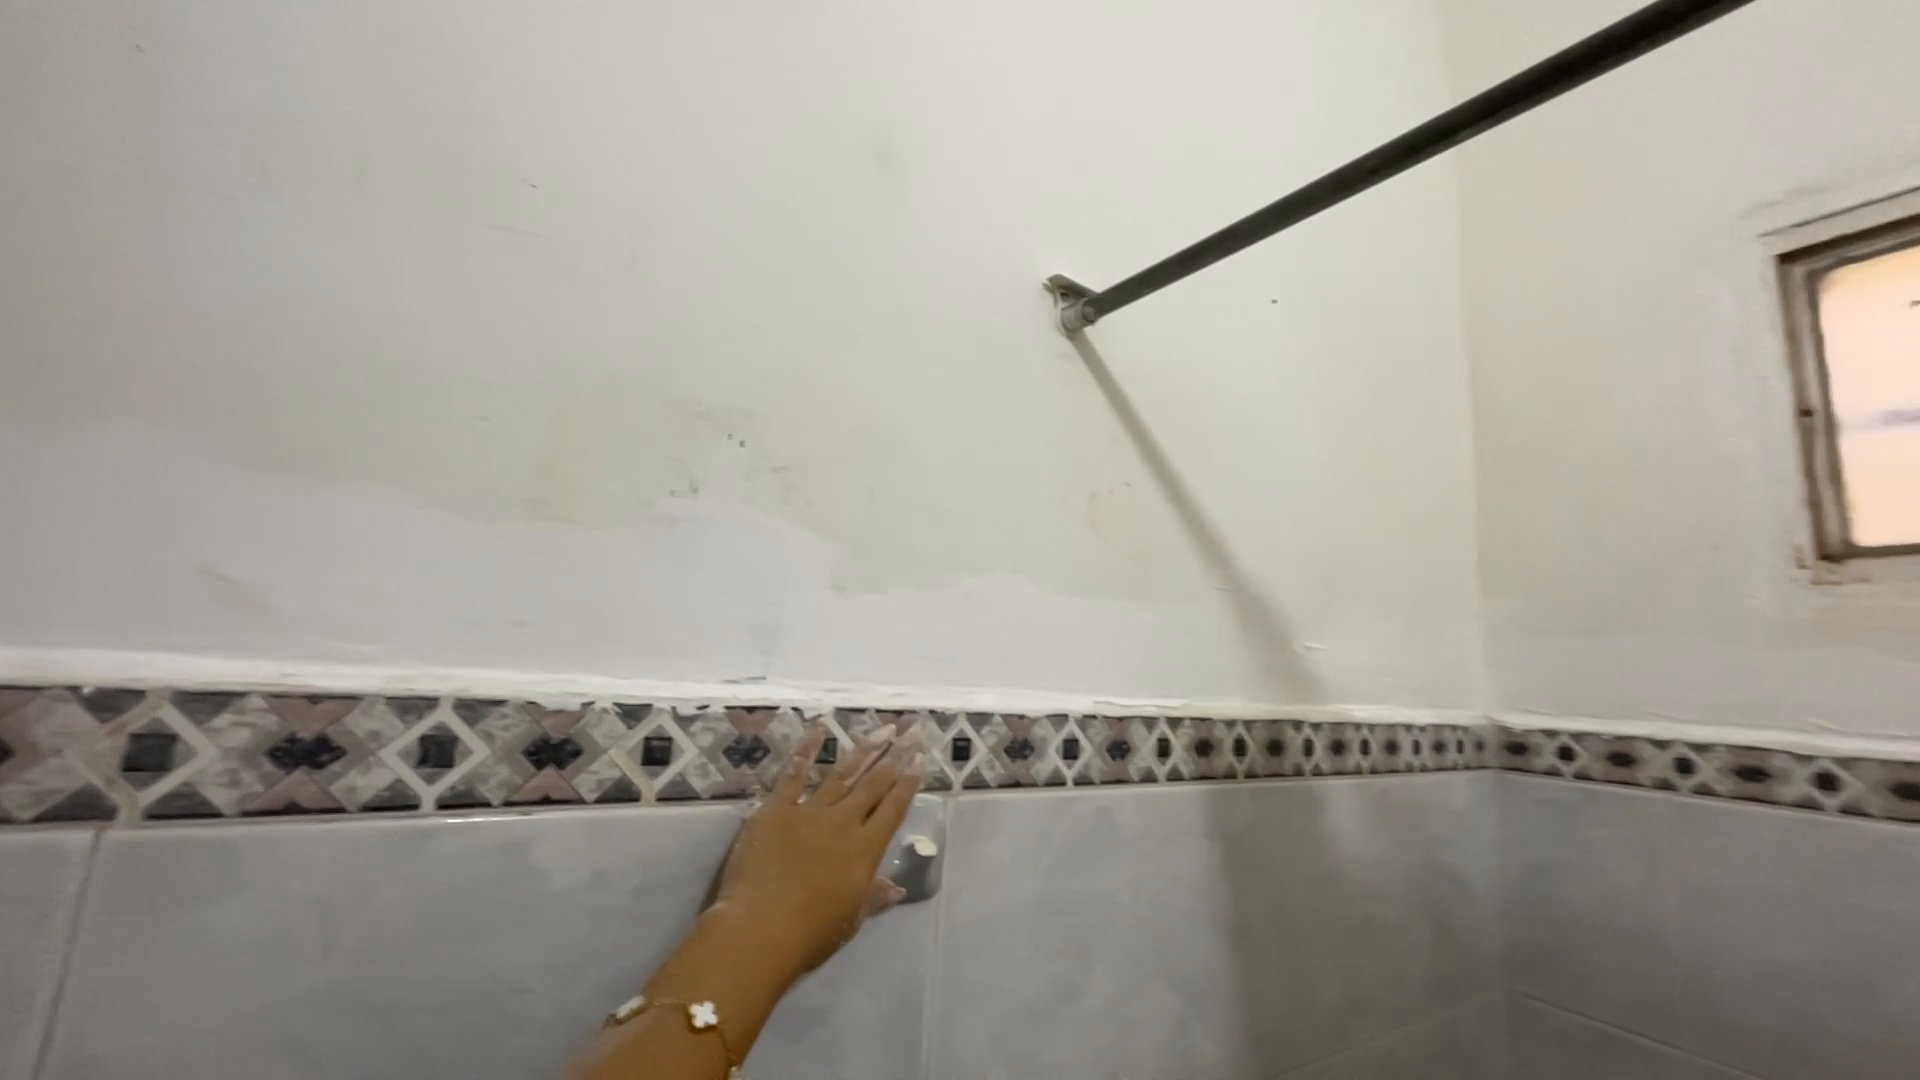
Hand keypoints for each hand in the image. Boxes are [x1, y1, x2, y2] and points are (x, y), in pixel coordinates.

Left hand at [711, 726, 924, 974]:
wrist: (760, 928)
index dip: (909, 783)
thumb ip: (873, 897)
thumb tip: (898, 887)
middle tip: (910, 733)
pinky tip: (820, 729)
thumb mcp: (850, 919)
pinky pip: (795, 773)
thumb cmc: (810, 933)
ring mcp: (810, 812)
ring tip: (881, 729)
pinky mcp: (777, 809)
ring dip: (864, 750)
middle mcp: (844, 823)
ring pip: (843, 774)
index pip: (894, 809)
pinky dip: (807, 750)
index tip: (921, 758)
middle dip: (894, 757)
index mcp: (865, 850)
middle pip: (874, 784)